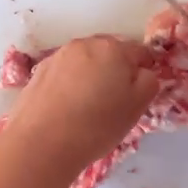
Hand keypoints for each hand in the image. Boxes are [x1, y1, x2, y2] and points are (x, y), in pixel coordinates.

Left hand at [0, 35, 157, 176]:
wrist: (42, 143)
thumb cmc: (97, 125)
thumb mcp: (137, 107)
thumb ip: (148, 82)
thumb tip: (142, 72)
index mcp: (113, 48)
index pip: (139, 51)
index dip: (144, 70)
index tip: (139, 92)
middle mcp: (85, 44)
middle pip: (109, 51)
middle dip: (116, 69)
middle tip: (115, 99)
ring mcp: (59, 56)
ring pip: (84, 61)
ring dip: (91, 75)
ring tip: (89, 105)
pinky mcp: (39, 72)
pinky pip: (64, 73)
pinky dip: (70, 83)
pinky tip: (68, 108)